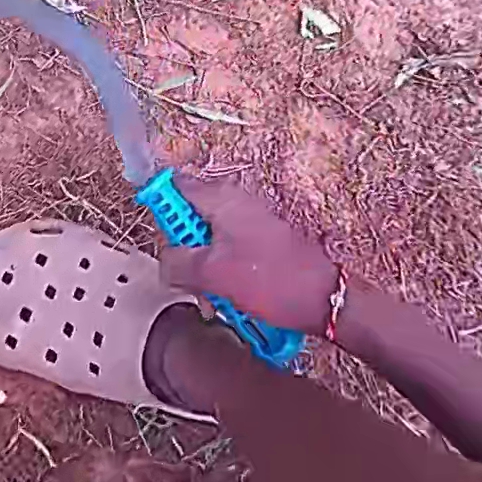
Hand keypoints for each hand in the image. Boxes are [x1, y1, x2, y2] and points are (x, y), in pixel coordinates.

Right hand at [158, 173, 338, 333]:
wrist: (325, 298)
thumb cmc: (268, 279)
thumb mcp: (210, 273)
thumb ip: (175, 261)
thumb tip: (162, 261)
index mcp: (219, 197)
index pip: (173, 184)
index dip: (157, 203)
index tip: (156, 234)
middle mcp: (232, 199)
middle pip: (186, 210)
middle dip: (179, 240)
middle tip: (182, 270)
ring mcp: (247, 217)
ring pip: (205, 232)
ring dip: (198, 259)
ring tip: (205, 287)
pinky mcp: (258, 237)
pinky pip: (224, 244)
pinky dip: (217, 264)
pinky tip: (223, 290)